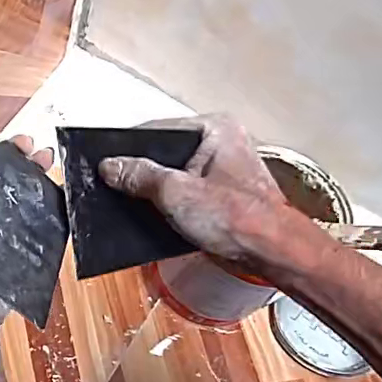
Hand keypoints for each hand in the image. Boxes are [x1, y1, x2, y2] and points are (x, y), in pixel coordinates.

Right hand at [96, 114, 289, 264]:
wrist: (272, 252)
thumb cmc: (239, 219)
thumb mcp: (175, 193)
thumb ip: (138, 175)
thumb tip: (111, 166)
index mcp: (215, 129)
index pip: (157, 131)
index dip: (129, 150)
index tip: (108, 165)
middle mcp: (222, 142)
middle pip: (164, 153)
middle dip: (144, 172)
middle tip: (122, 187)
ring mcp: (223, 168)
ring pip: (174, 174)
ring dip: (158, 190)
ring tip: (142, 203)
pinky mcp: (222, 192)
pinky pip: (186, 190)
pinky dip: (172, 202)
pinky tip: (161, 214)